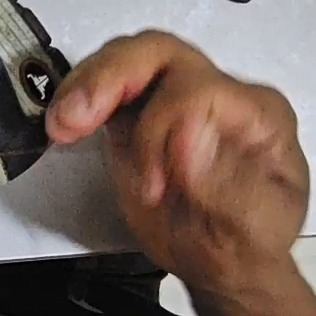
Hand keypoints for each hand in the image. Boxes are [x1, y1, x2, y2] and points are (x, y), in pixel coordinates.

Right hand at [46, 31, 309, 303]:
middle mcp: (216, 94)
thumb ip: (230, 185)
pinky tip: (61, 126)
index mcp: (255, 112)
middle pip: (158, 54)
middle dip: (110, 79)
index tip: (152, 186)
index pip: (197, 89)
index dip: (162, 129)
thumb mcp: (253, 229)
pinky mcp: (138, 116)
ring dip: (86, 87)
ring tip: (60, 126)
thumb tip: (190, 138)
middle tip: (74, 120)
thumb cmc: (244, 246)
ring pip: (125, 60)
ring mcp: (172, 101)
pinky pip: (106, 89)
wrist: (223, 262)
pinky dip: (77, 100)